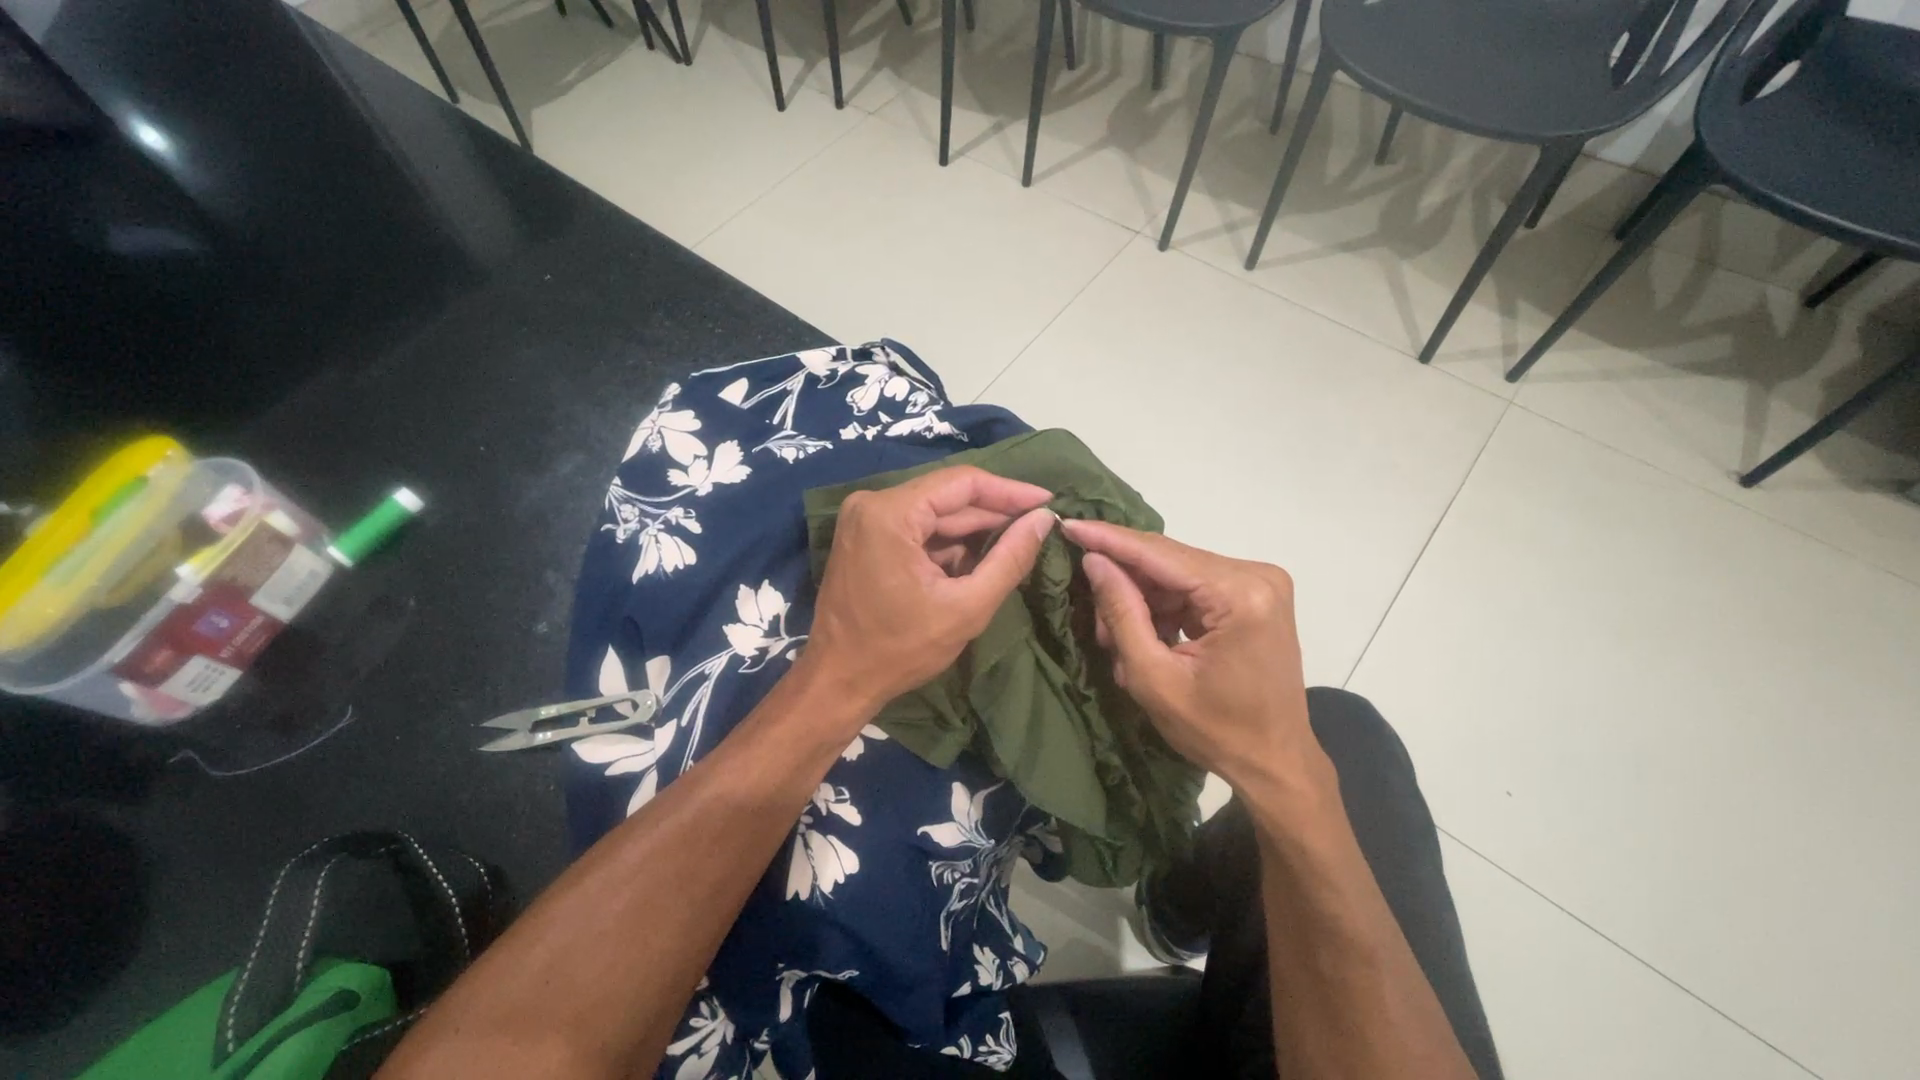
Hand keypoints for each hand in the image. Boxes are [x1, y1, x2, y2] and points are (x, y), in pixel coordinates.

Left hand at [804, 466, 1054, 718]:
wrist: (839, 680)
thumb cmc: (900, 649)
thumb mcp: (966, 607)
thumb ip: (1009, 560)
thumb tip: (1044, 520)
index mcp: (889, 513)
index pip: (962, 483)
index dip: (1010, 491)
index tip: (1048, 500)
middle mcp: (872, 504)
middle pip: (947, 497)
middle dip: (994, 513)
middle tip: (1040, 524)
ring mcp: (865, 520)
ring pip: (934, 514)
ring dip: (973, 531)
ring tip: (1019, 542)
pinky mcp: (865, 538)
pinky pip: (917, 529)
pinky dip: (948, 545)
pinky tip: (981, 560)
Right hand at [1064, 519, 1331, 804]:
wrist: (1275, 762)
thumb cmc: (1215, 730)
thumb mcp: (1154, 677)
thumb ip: (1121, 613)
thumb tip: (1094, 560)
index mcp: (1241, 594)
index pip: (1160, 554)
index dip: (1109, 539)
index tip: (1068, 525)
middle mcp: (1257, 575)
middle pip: (1169, 562)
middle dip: (1124, 583)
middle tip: (1093, 621)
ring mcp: (1260, 584)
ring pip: (1177, 574)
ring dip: (1142, 601)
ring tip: (1115, 641)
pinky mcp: (1255, 596)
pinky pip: (1194, 588)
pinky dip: (1164, 609)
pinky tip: (1144, 638)